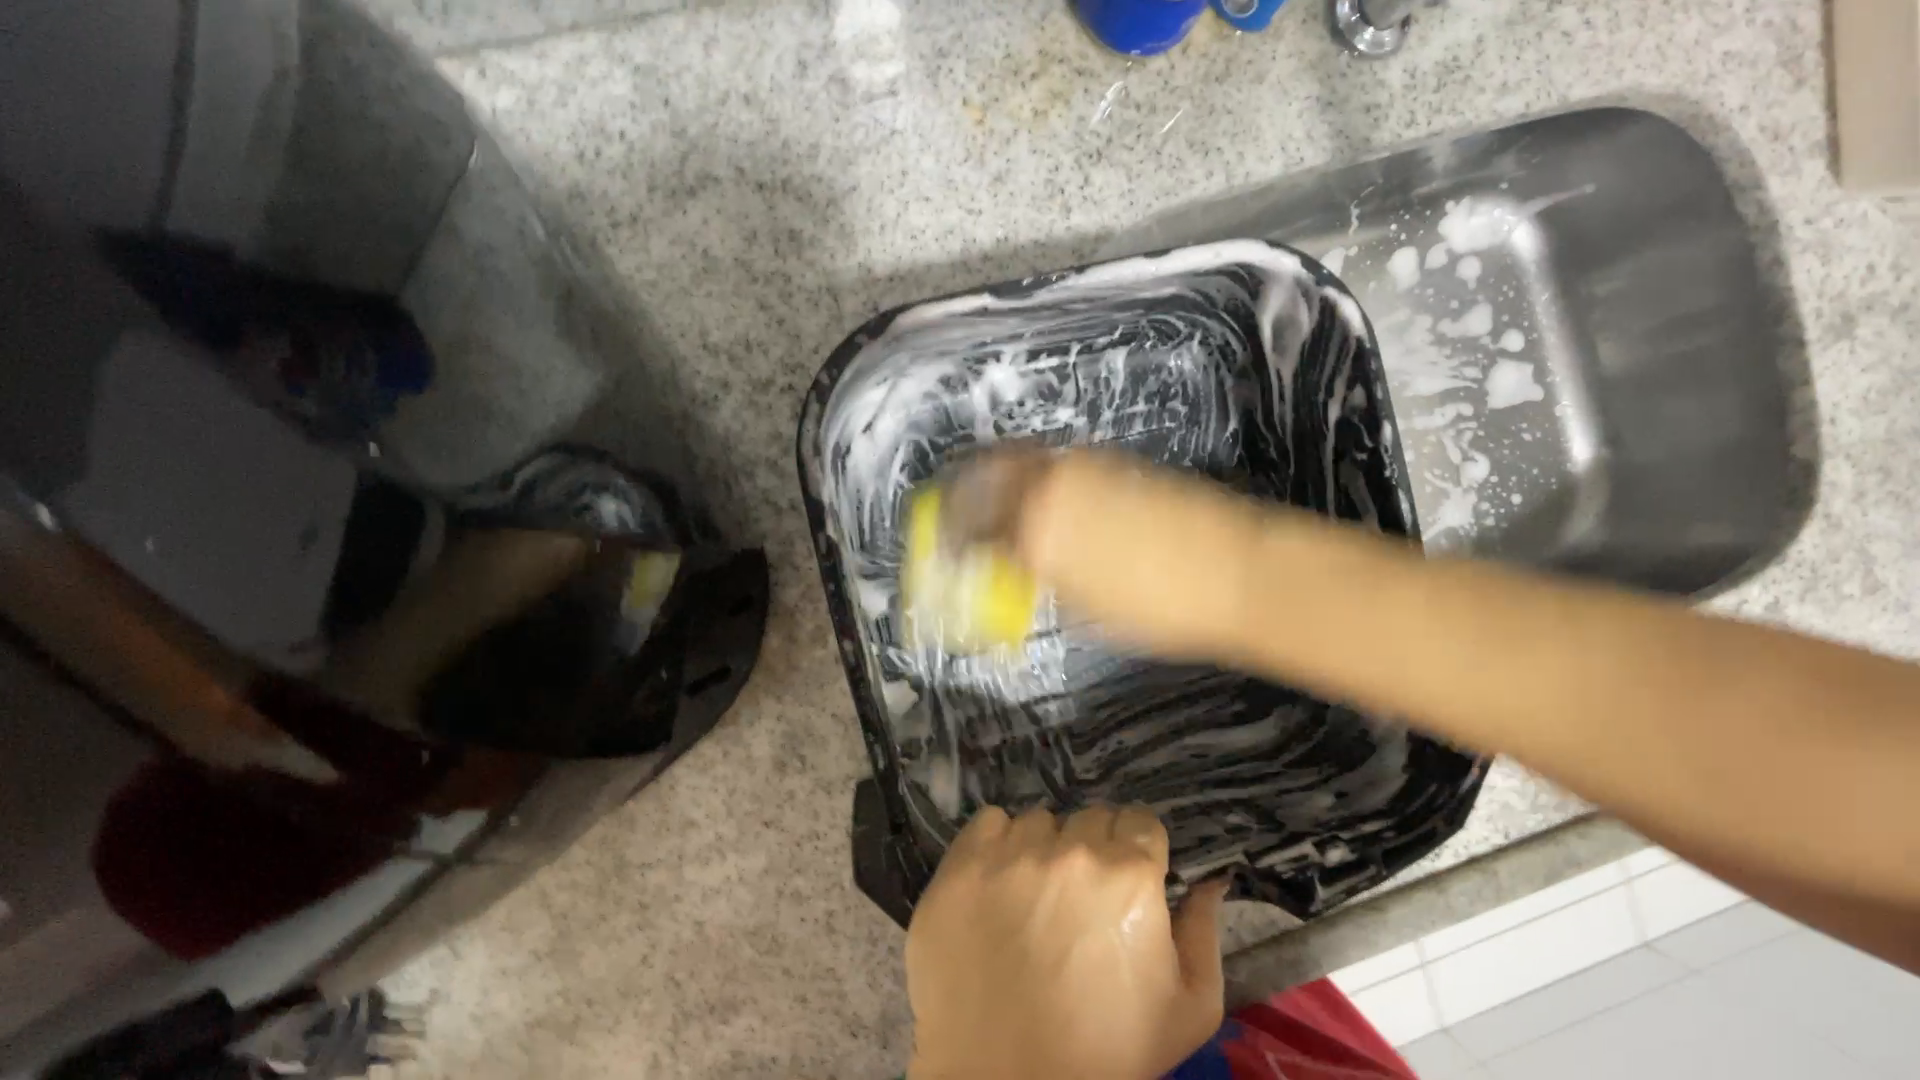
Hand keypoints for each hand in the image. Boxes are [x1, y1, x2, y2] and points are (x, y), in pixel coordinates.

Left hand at [904, 804, 1229, 1079]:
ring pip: (1038, 822)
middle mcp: (1070, 851)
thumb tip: (1211, 880)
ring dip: (1043, 848)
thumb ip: (1205, 932)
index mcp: (1130, 875)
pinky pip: (987, 823)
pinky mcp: (961, 865)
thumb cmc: (1107, 1051)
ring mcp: (1010, 854)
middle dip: (1093, 849)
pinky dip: (996, 844)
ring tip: (1035, 897)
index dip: (1137, 850)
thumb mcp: (1189, 1008)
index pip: (1140, 821)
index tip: (1126, 879)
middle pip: (1090, 819)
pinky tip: (998, 884)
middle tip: (1081, 898)